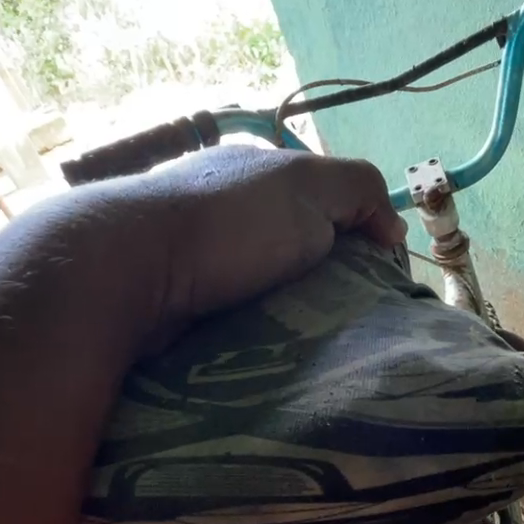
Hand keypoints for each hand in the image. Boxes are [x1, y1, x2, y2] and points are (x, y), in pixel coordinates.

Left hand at [24, 145, 405, 345]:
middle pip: (295, 250)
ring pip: (264, 286)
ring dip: (288, 311)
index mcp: (256, 177)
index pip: (324, 207)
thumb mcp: (311, 187)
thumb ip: (361, 191)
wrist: (131, 269)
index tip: (373, 280)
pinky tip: (266, 347)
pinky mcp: (173, 297)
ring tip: (310, 342)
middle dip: (323, 281)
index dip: (356, 240)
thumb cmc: (231, 224)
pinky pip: (231, 313)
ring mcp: (194, 254)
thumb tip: (391, 230)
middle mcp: (224, 209)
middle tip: (344, 318)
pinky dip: (252, 327)